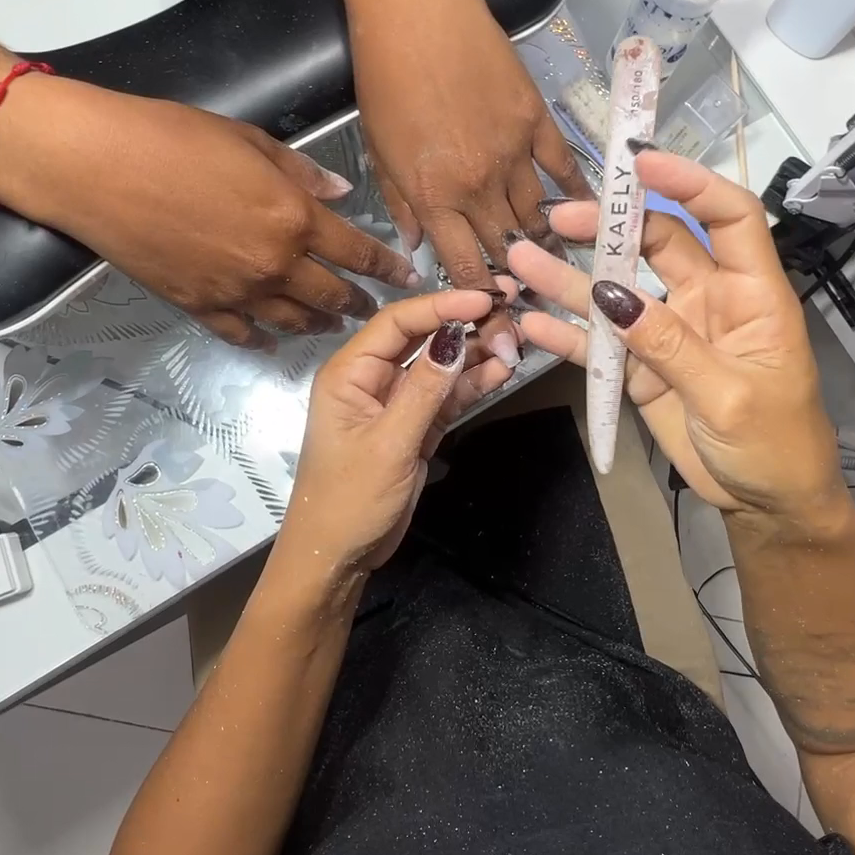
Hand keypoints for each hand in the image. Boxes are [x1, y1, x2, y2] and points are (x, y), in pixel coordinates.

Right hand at [0, 78, 420, 348]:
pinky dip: (262, 340)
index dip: (387, 266)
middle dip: (360, 303)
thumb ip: (301, 172)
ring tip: (335, 327)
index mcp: (294, 219)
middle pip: (332, 294)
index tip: (408, 276)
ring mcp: (236, 292)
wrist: (93, 166)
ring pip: (293, 320)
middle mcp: (274, 265)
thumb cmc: (171, 136)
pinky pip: (241, 334)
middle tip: (376, 309)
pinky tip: (274, 343)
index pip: (357, 251)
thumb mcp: (249, 140)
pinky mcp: (198, 307)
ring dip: (320, 324)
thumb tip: (341, 193)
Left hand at [280, 290, 514, 575]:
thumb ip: (425, 390)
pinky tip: (503, 371)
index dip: (441, 305)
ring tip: (517, 342)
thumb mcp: (389, 444)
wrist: (337, 556)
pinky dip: (472, 384)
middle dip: (464, 324)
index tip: (484, 298)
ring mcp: (395, 402)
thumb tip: (456, 338)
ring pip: (439, 365)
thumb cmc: (350, 500)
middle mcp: (371, 378)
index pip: (396, 322)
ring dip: (475, 354)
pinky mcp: (414, 425)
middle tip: (511, 313)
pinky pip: (446, 395)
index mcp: (349, 372)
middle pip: (421, 337)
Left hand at [344, 0, 591, 371]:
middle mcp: (478, 186)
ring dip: (545, 241)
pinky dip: (575, 192)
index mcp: (433, 197)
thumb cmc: (384, 79)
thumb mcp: (378, 150)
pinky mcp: (538, 121)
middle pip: (506, 247)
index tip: (491, 304)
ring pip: (537, 215)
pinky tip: (585, 210)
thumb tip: (418, 247)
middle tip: (526, 287)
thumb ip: (401, 204)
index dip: (481, 292)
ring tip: (553, 257)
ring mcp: (514, 154)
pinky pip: (563, 168)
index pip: (465, 266)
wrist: (417, 8)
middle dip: (515, 273)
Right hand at [507, 151, 852, 527]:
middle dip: (608, 227)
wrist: (764, 503)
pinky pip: (600, 345)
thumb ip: (670, 344)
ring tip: (522, 259)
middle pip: (657, 245)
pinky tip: (530, 323)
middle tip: (557, 217)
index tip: (641, 164)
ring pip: (617, 292)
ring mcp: (669, 333)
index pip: (729, 217)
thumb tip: (611, 295)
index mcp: (751, 294)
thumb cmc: (777, 445)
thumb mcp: (729, 396)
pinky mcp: (641, 368)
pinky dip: (567, 335)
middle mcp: (707, 301)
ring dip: (572, 277)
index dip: (690, 184)